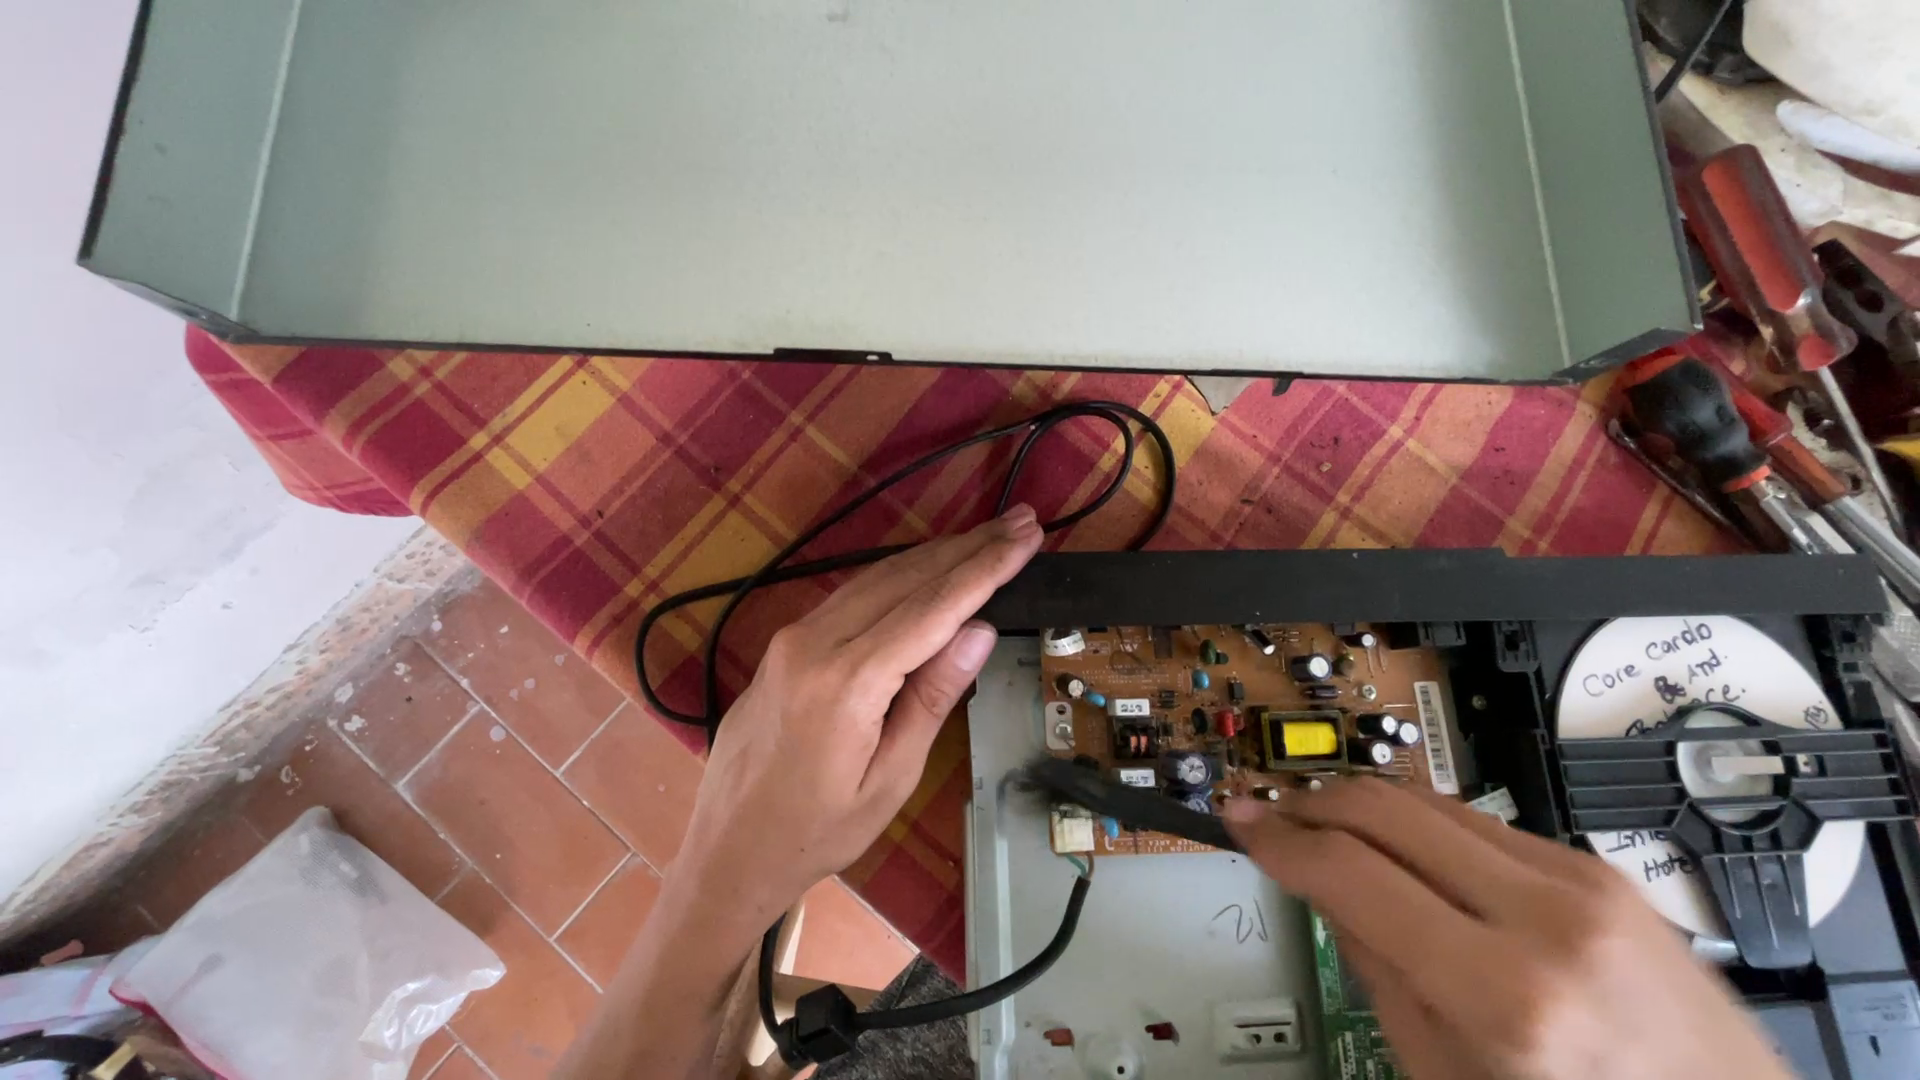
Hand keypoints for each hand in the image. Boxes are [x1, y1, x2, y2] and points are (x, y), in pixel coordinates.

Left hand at [675, 504, 1044, 920]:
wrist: (727, 849)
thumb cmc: (817, 831)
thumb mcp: (890, 779)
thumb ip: (931, 697)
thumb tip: (978, 630)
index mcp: (846, 681)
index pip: (932, 608)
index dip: (986, 568)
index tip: (1027, 536)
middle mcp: (815, 642)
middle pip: (906, 579)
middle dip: (969, 547)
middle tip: (1021, 522)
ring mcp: (794, 637)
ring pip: (877, 578)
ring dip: (936, 555)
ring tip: (987, 536)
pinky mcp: (786, 642)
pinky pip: (853, 595)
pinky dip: (900, 576)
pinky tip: (928, 568)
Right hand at [1223, 779, 1790, 1079]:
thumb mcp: (1447, 1075)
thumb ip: (1377, 970)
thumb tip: (1324, 886)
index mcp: (1506, 994)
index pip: (1349, 872)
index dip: (1278, 838)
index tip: (1240, 821)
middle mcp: (1547, 918)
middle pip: (1383, 809)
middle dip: (1310, 802)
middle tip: (1270, 815)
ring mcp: (1581, 882)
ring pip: (1424, 799)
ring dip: (1358, 803)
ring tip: (1322, 826)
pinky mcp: (1596, 867)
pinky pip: (1475, 819)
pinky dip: (1416, 822)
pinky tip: (1396, 847)